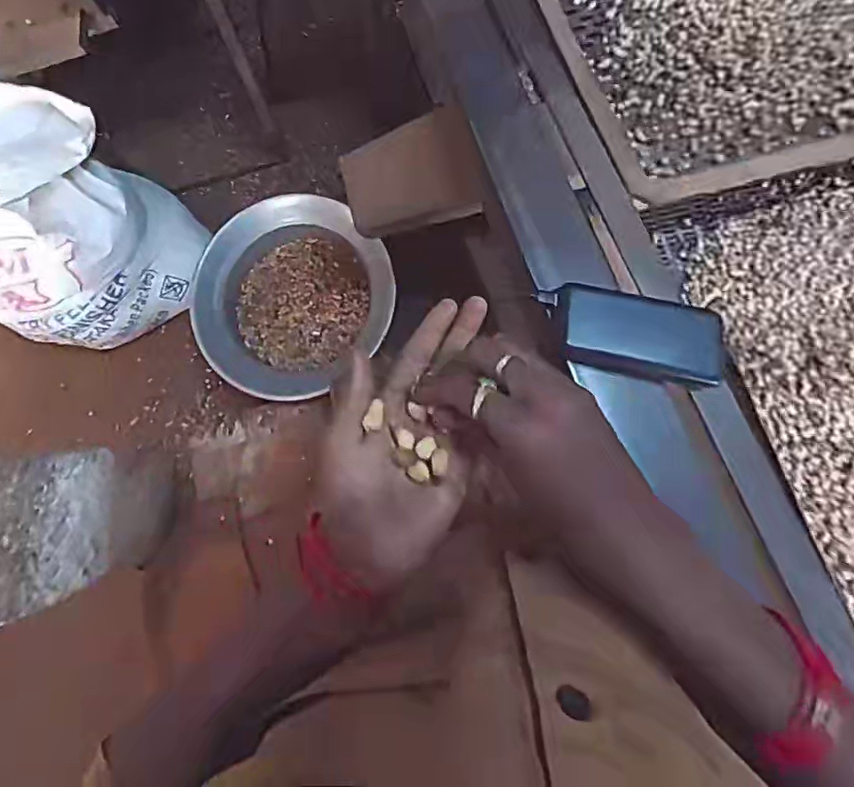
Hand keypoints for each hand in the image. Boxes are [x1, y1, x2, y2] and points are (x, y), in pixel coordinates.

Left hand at [314, 297, 487, 593]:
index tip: (451, 306)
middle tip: (483, 306)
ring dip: (482, 370)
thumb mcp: (342, 440)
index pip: (414, 362)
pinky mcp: (461, 471)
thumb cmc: (345, 492)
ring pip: (466, 398)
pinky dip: (493, 416)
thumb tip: (358, 349)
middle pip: (446, 371)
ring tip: (503, 340)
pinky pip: (479, 439)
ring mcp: (442, 443)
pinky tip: (511, 391)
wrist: (364, 548)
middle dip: (463, 339)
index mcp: (387, 407)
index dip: (431, 334)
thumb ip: (355, 397)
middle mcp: (418, 418)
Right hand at [413, 335, 644, 540]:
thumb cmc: (561, 518)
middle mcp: (544, 395)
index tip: (421, 392)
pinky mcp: (580, 392)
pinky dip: (513, 369)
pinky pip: (537, 365)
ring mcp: (567, 388)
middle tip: (445, 378)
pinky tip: (503, 391)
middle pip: (491, 351)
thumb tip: (449, 414)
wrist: (626, 527)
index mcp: (521, 425)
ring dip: (488, 359)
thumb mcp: (509, 477)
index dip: (437, 387)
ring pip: (516, 350)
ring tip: (472, 379)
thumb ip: (478, 437)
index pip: (466, 387)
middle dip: (461, 360)